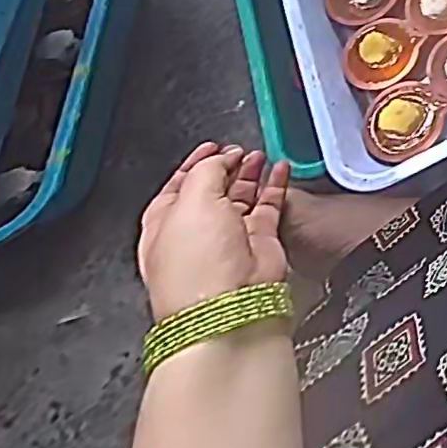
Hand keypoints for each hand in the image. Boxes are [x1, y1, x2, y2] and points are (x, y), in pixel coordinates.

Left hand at [137, 143, 290, 319]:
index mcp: (166, 224)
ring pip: (241, 195)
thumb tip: (223, 157)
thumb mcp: (192, 202)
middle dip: (226, 166)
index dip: (195, 164)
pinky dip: (276, 184)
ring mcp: (229, 236)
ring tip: (260, 155)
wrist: (231, 301)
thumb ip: (206, 171)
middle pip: (212, 189)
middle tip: (240, 149)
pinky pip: (269, 204)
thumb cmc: (198, 263)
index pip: (179, 186)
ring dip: (250, 173)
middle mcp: (196, 231)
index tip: (213, 146)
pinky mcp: (259, 240)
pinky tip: (280, 169)